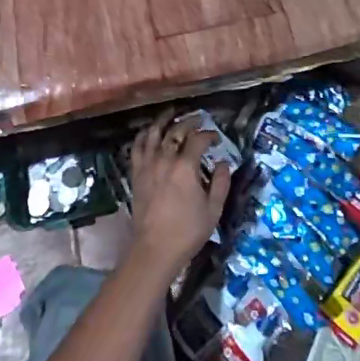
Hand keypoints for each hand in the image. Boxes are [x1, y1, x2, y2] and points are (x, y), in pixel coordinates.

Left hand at [127, 111, 231, 274]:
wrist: (156, 247)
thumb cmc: (188, 231)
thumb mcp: (213, 209)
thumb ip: (221, 183)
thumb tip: (223, 163)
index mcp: (185, 167)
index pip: (197, 140)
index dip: (209, 135)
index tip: (216, 139)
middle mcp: (164, 159)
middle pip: (175, 131)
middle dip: (188, 122)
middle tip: (197, 119)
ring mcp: (147, 164)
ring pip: (152, 133)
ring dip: (162, 121)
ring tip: (171, 114)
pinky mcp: (136, 173)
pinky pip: (136, 147)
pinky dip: (142, 135)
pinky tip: (147, 132)